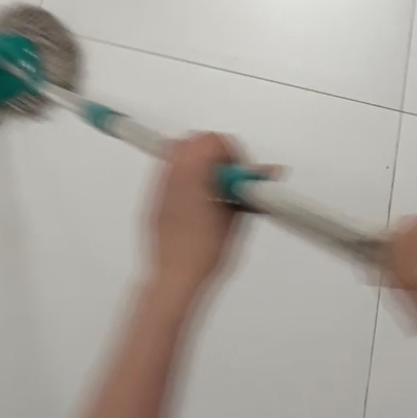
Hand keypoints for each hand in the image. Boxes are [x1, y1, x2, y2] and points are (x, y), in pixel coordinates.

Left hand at [147, 133, 256, 300]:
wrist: (174, 278)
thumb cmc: (202, 254)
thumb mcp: (234, 219)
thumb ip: (248, 190)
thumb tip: (263, 176)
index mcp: (193, 173)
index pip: (213, 140)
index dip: (233, 153)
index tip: (240, 172)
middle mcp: (172, 173)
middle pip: (193, 139)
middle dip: (215, 152)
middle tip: (229, 177)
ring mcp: (159, 184)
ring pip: (178, 151)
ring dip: (198, 161)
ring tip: (214, 187)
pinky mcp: (153, 198)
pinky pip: (168, 170)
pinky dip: (184, 174)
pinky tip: (198, 197)